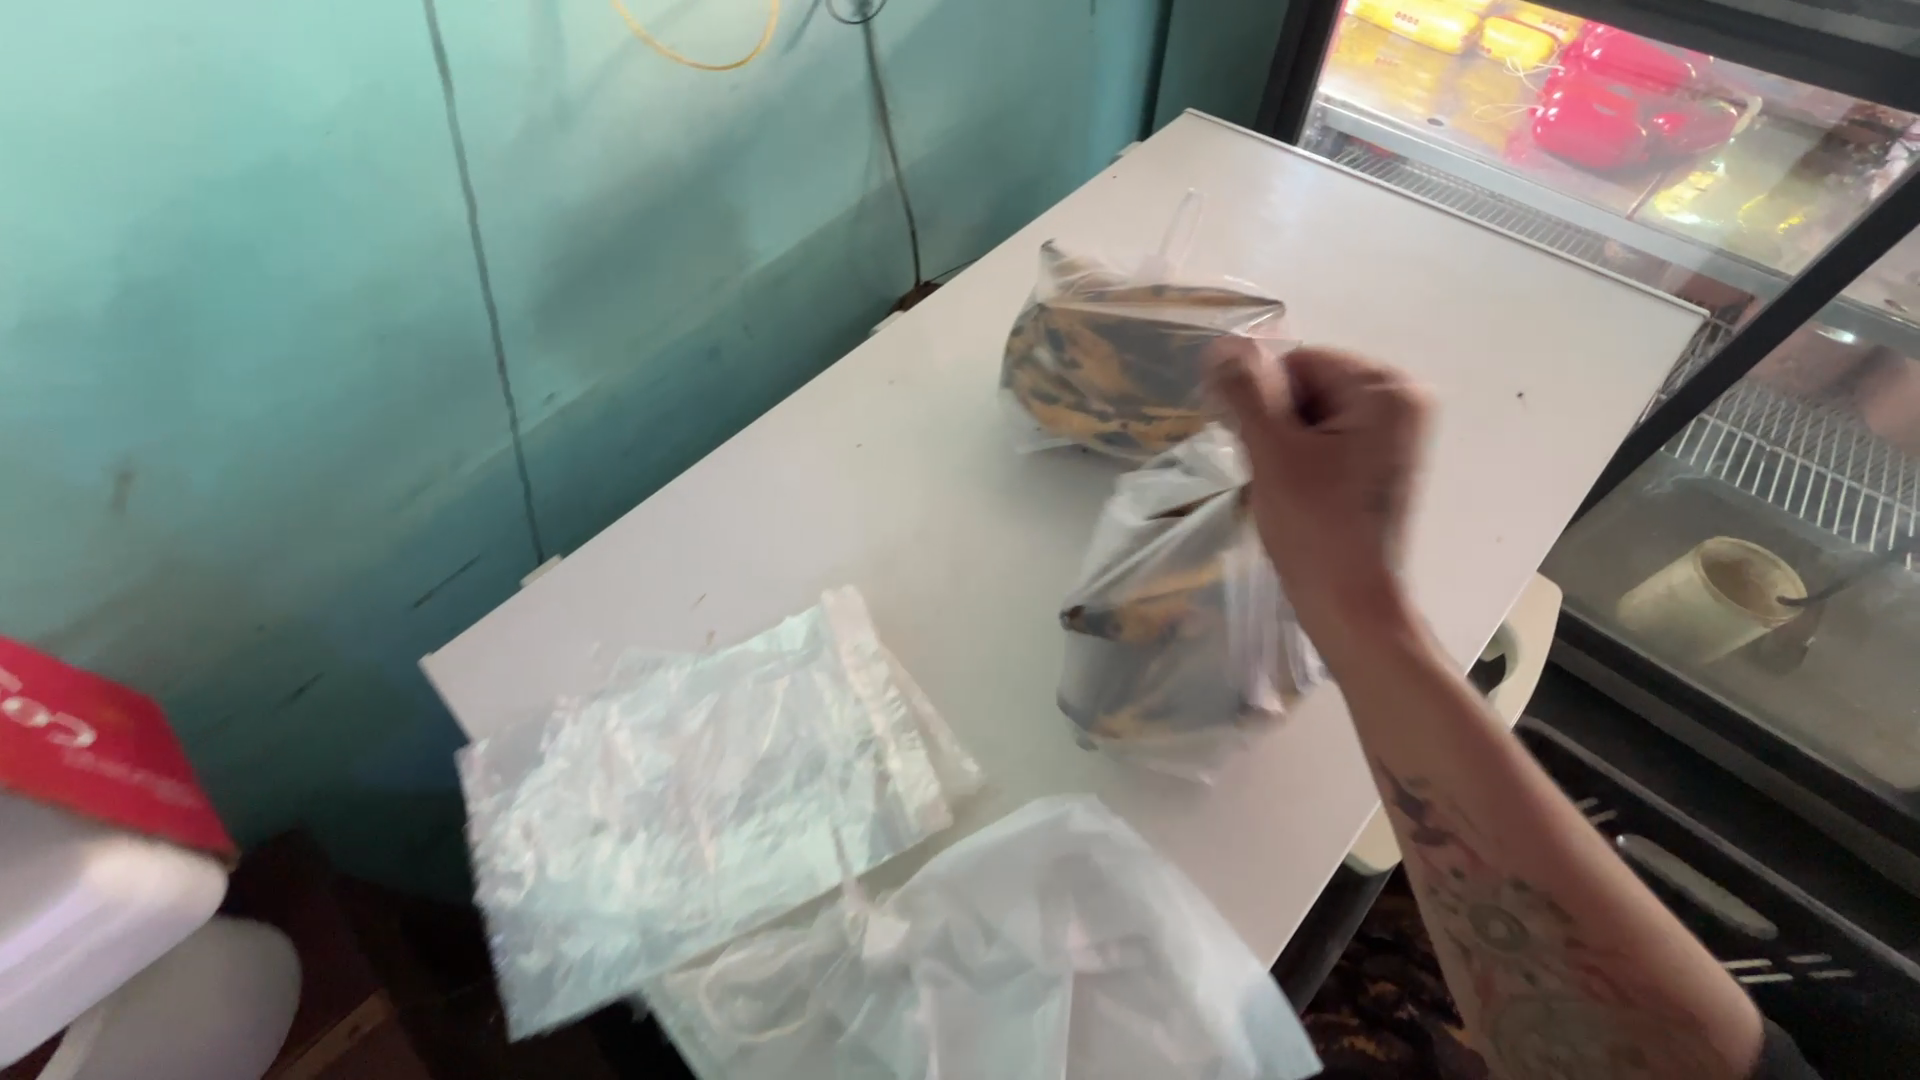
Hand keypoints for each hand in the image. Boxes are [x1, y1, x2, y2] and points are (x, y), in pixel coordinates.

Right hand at [1209, 340, 1431, 664]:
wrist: (1350, 604)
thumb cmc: (1315, 527)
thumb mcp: (1273, 452)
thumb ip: (1245, 392)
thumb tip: (1220, 343)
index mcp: (1386, 388)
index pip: (1297, 361)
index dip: (1264, 401)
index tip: (1260, 449)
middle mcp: (1402, 401)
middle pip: (1307, 385)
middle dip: (1276, 423)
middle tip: (1274, 473)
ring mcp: (1395, 434)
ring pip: (1310, 415)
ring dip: (1282, 445)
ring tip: (1287, 488)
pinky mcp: (1381, 463)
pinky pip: (1325, 439)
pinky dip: (1299, 460)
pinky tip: (1296, 494)